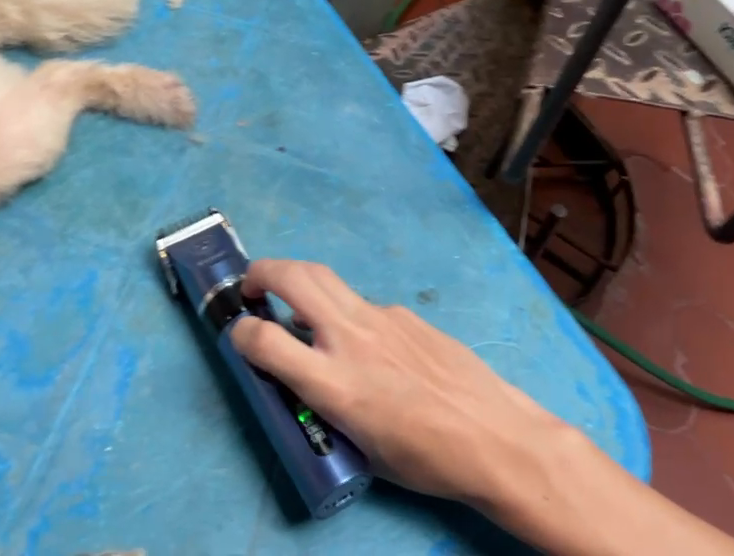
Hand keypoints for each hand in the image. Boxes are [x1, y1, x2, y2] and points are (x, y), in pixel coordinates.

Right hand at [230, 259, 572, 507]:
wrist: (495, 437)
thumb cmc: (425, 459)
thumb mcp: (359, 446)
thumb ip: (324, 404)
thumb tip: (307, 375)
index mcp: (333, 382)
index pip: (262, 339)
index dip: (238, 334)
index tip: (238, 335)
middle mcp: (350, 338)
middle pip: (291, 276)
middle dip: (261, 273)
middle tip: (252, 289)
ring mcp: (380, 317)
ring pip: (324, 278)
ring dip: (298, 281)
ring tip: (296, 305)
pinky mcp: (404, 313)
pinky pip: (361, 304)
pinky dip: (345, 313)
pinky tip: (367, 346)